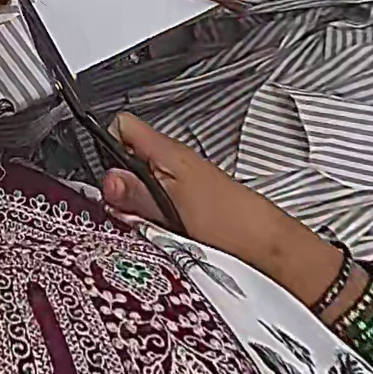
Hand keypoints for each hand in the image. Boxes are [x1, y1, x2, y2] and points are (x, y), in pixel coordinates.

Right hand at [102, 114, 345, 307]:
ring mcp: (178, 181)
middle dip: (118, 183)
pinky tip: (161, 232)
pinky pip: (154, 199)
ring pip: (139, 182)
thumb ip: (136, 193)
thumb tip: (106, 180)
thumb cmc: (230, 221)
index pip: (122, 126)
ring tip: (148, 223)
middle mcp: (171, 161)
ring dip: (135, 202)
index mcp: (166, 151)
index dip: (106, 144)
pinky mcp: (185, 202)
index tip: (105, 175)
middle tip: (127, 208)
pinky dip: (151, 215)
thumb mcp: (172, 208)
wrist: (267, 247)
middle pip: (126, 158)